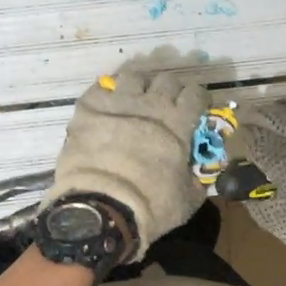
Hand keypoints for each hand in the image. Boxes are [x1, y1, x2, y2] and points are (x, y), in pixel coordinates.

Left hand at [48, 59, 206, 257]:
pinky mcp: (88, 107)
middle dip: (170, 92)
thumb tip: (198, 174)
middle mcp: (151, 104)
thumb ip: (197, 179)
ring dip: (138, 87)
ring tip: (134, 102)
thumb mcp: (188, 199)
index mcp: (179, 123)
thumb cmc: (151, 205)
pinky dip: (106, 94)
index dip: (198, 100)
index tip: (196, 111)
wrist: (102, 208)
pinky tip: (106, 107)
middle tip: (165, 108)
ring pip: (133, 77)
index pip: (196, 93)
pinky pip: (100, 87)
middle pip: (167, 80)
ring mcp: (118, 102)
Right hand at [234, 99, 285, 285]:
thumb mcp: (271, 218)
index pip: (249, 135)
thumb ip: (252, 191)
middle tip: (251, 122)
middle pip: (273, 114)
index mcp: (279, 158)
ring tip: (277, 119)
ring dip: (284, 113)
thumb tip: (241, 176)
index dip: (238, 138)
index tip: (236, 143)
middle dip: (257, 117)